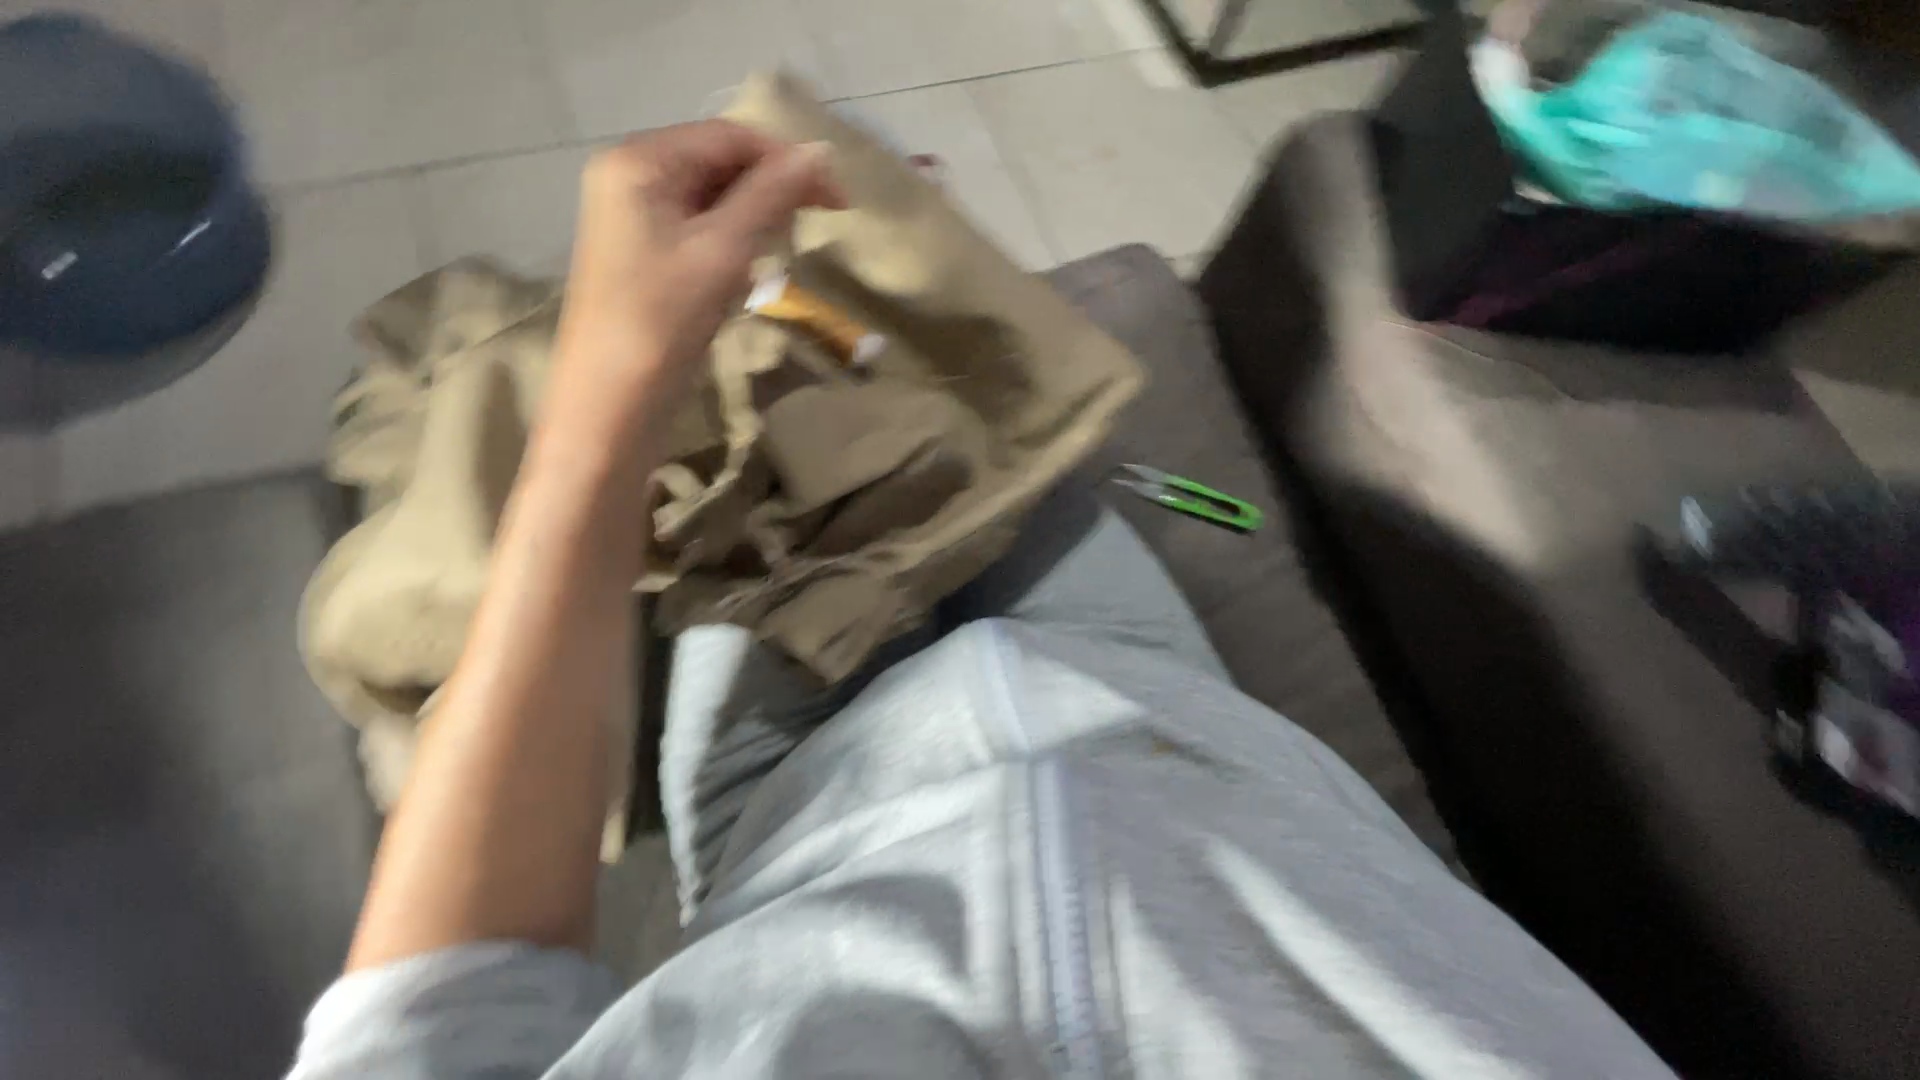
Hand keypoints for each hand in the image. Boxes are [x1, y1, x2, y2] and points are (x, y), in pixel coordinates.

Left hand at [550, 120, 846, 446]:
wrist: (612, 404)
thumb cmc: (663, 321)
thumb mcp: (723, 251)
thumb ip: (771, 196)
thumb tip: (821, 152)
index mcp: (638, 161)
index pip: (729, 136)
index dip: (788, 161)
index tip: (839, 201)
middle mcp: (629, 176)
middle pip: (718, 162)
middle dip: (771, 189)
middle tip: (816, 226)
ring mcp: (633, 218)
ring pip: (712, 199)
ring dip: (755, 218)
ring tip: (784, 250)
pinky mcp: (642, 255)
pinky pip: (699, 229)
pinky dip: (733, 243)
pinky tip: (751, 271)